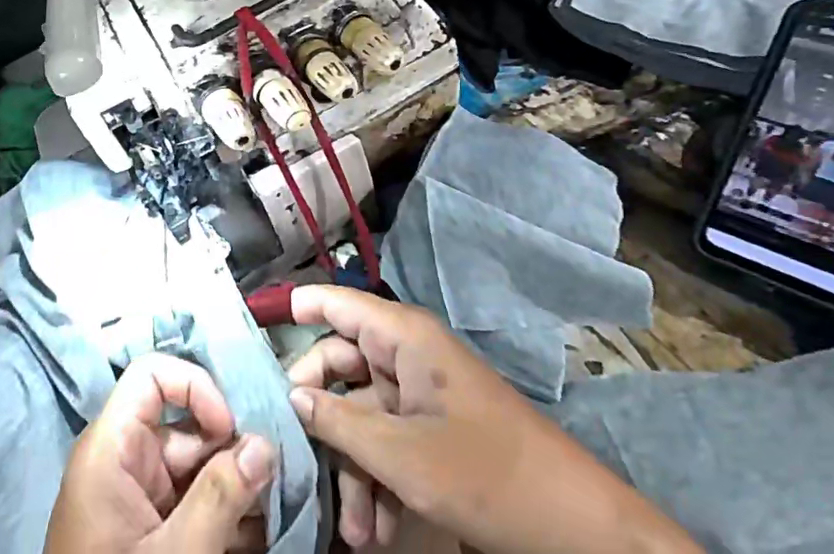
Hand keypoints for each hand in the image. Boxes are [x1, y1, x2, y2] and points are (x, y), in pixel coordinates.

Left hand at [45, 353, 275, 553]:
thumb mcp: (175, 553)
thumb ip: (221, 496)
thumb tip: (265, 442)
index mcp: (111, 447)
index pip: (151, 377)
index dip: (194, 387)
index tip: (231, 428)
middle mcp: (123, 458)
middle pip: (184, 424)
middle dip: (231, 447)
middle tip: (275, 478)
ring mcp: (138, 493)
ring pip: (197, 464)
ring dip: (236, 484)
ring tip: (273, 509)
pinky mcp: (150, 525)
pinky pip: (193, 499)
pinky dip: (224, 511)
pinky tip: (257, 532)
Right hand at [286, 286, 700, 553]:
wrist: (578, 531)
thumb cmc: (485, 473)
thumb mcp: (401, 455)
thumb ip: (338, 421)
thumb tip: (291, 396)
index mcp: (402, 337)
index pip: (335, 303)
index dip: (296, 309)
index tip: (255, 331)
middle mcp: (406, 355)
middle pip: (339, 366)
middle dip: (319, 418)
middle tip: (294, 452)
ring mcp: (419, 396)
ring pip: (360, 415)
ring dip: (349, 468)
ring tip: (350, 530)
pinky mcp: (432, 433)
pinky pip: (386, 443)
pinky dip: (375, 480)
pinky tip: (373, 531)